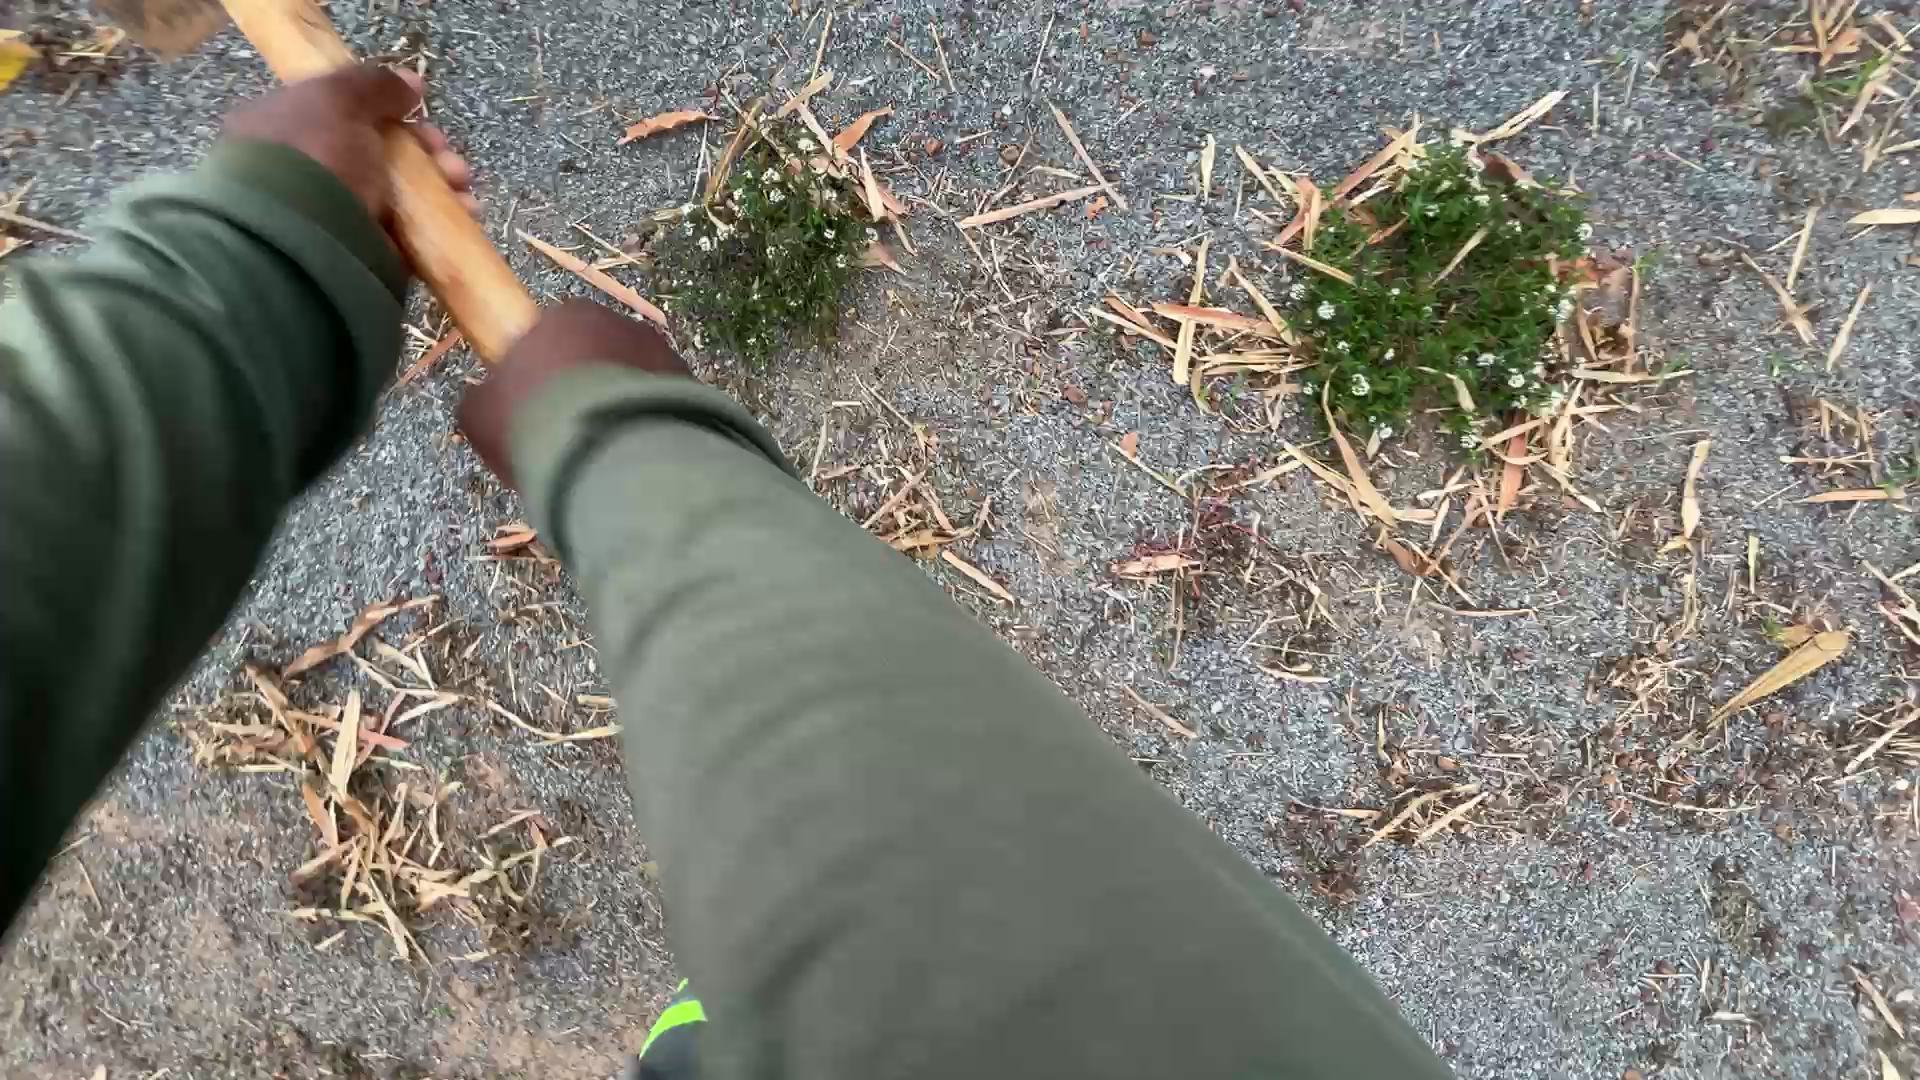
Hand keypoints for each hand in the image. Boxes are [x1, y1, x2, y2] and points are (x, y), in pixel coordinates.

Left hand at [223, 64, 477, 228]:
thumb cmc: (316, 157)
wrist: (312, 237)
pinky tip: (467, 215)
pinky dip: (447, 222)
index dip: (392, 115)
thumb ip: (374, 86)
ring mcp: (349, 212)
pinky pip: (421, 230)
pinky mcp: (379, 248)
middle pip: (387, 155)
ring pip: (409, 194)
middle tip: (450, 160)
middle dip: (428, 155)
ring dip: (445, 187)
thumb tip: (413, 80)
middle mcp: (318, 170)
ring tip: (465, 189)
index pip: (349, 115)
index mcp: (292, 128)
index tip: (422, 119)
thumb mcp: (337, 101)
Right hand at [460, 300, 689, 487]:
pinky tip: (649, 458)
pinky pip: (674, 409)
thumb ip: (487, 399)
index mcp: (569, 316)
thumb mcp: (483, 416)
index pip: (556, 333)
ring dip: (632, 410)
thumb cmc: (539, 424)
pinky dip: (662, 428)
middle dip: (597, 390)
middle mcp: (627, 326)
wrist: (617, 453)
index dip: (550, 373)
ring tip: (617, 453)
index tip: (546, 409)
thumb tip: (489, 398)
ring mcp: (669, 358)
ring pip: (643, 384)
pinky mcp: (700, 393)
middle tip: (583, 435)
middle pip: (607, 357)